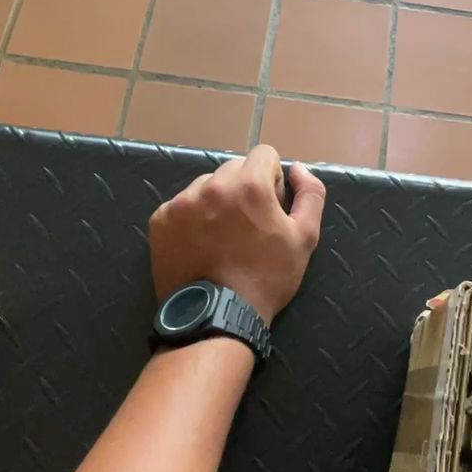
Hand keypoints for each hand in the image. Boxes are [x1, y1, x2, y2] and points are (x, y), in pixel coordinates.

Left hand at [148, 145, 325, 323]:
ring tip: (221, 237)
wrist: (217, 317)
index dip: (273, 179)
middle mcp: (212, 184)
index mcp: (248, 184)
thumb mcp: (305, 238)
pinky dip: (192, 219)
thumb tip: (298, 169)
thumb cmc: (267, 277)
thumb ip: (311, 194)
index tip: (270, 207)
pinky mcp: (160, 220)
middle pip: (234, 169)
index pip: (265, 154)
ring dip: (217, 201)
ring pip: (206, 186)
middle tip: (248, 225)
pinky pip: (181, 206)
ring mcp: (182, 202)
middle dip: (245, 188)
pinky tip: (200, 245)